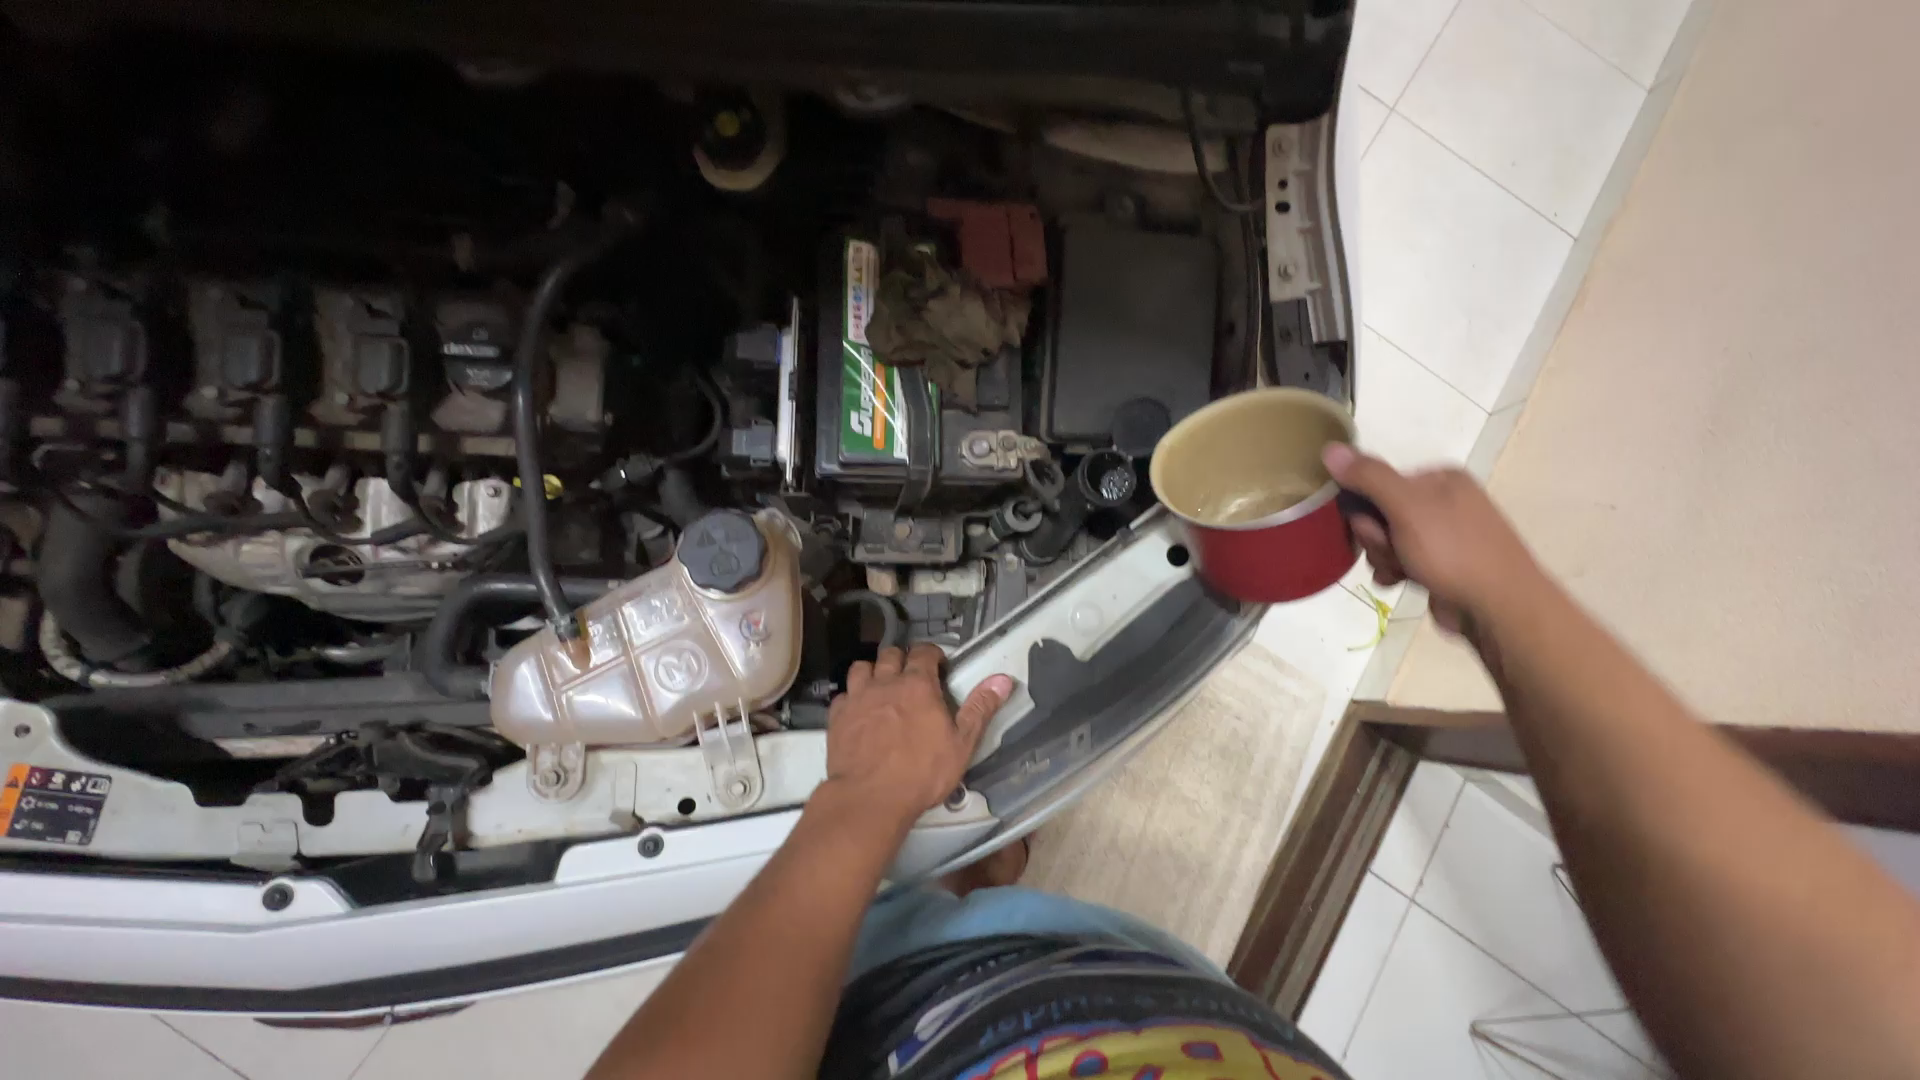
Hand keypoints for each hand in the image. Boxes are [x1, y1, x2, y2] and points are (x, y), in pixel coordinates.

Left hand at [822, 643, 1012, 830]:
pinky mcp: (837, 716)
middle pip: (890, 654)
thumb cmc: (921, 773)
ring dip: (873, 671)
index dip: (933, 654)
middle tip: (911, 677)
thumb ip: (980, 709)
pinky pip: (843, 694)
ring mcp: (857, 698)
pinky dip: (852, 697)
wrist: (870, 797)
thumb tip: (1003, 680)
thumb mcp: (961, 744)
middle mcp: (885, 682)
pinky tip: (859, 711)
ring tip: (882, 687)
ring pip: (862, 667)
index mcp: (917, 685)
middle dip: (902, 659)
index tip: (939, 666)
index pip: (924, 651)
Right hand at [1323, 443, 1542, 633]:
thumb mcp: (1406, 507)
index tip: (1373, 527)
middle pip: (1380, 513)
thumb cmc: (1453, 551)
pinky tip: (1398, 582)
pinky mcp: (1443, 564)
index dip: (1366, 508)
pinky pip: (1402, 560)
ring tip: (1400, 572)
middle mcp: (1444, 501)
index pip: (1378, 482)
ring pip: (1387, 540)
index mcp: (1440, 478)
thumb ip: (1368, 477)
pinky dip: (1395, 571)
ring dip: (1384, 558)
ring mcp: (1444, 534)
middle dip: (1377, 538)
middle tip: (1391, 551)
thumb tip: (1330, 448)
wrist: (1499, 606)